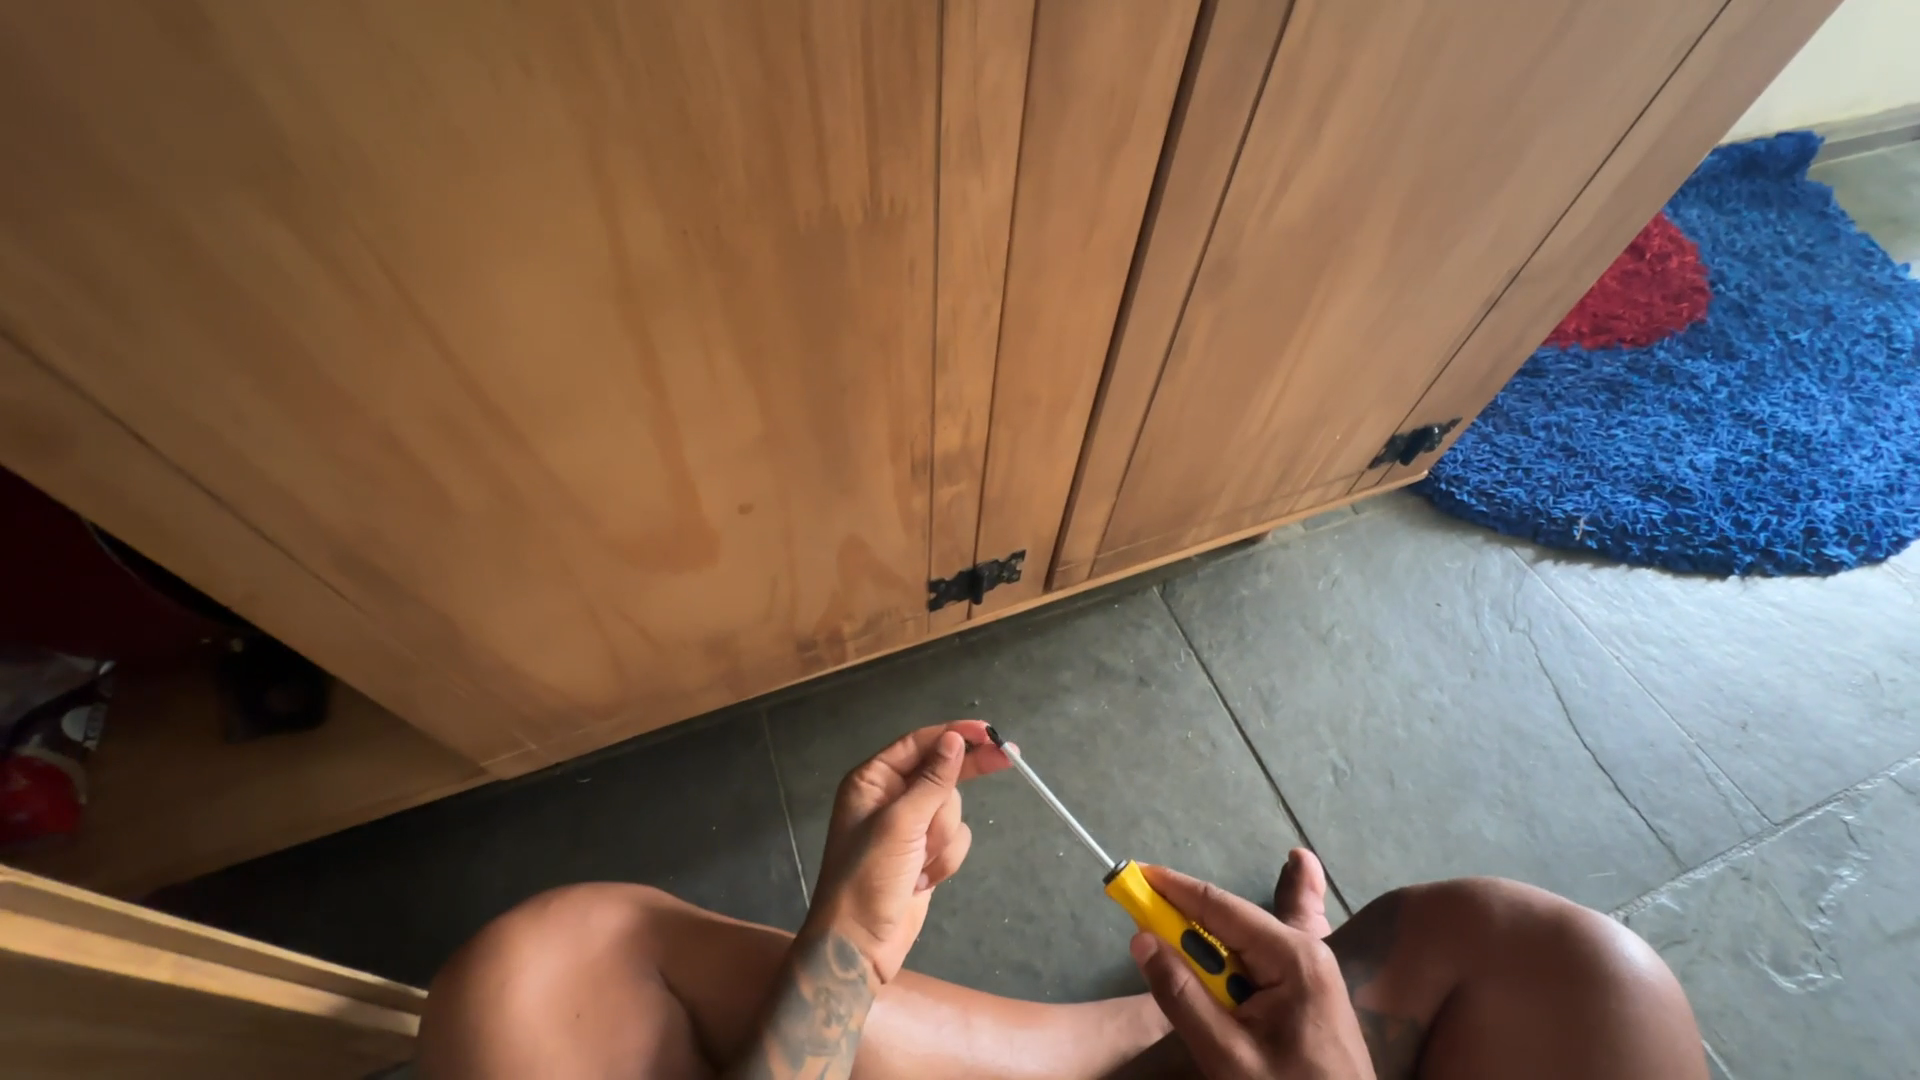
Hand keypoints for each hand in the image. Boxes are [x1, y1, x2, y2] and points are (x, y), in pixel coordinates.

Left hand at [805, 720, 1010, 981]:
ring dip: (942, 837)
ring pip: (952, 809)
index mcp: (873, 780)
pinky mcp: (924, 853)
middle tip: (1008, 756)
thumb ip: (931, 780)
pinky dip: (944, 860)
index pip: (920, 743)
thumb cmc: (867, 878)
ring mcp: (909, 827)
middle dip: (965, 775)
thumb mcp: (899, 824)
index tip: (988, 732)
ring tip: (918, 862)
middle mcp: (890, 796)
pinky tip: (922, 880)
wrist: (858, 947)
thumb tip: (953, 739)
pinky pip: (954, 839)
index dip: (955, 734)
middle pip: (942, 772)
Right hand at [1130, 865, 1375, 1079]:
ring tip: (1174, 954)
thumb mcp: (1228, 1056)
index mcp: (1293, 956)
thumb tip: (1141, 939)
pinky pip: (1253, 965)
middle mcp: (1305, 950)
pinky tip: (1211, 982)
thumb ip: (1181, 995)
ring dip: (1203, 950)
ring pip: (1239, 944)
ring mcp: (1310, 970)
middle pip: (1229, 921)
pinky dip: (1223, 968)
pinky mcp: (1306, 991)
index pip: (1219, 905)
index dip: (1172, 887)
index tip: (1133, 873)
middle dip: (1184, 917)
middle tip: (1141, 914)